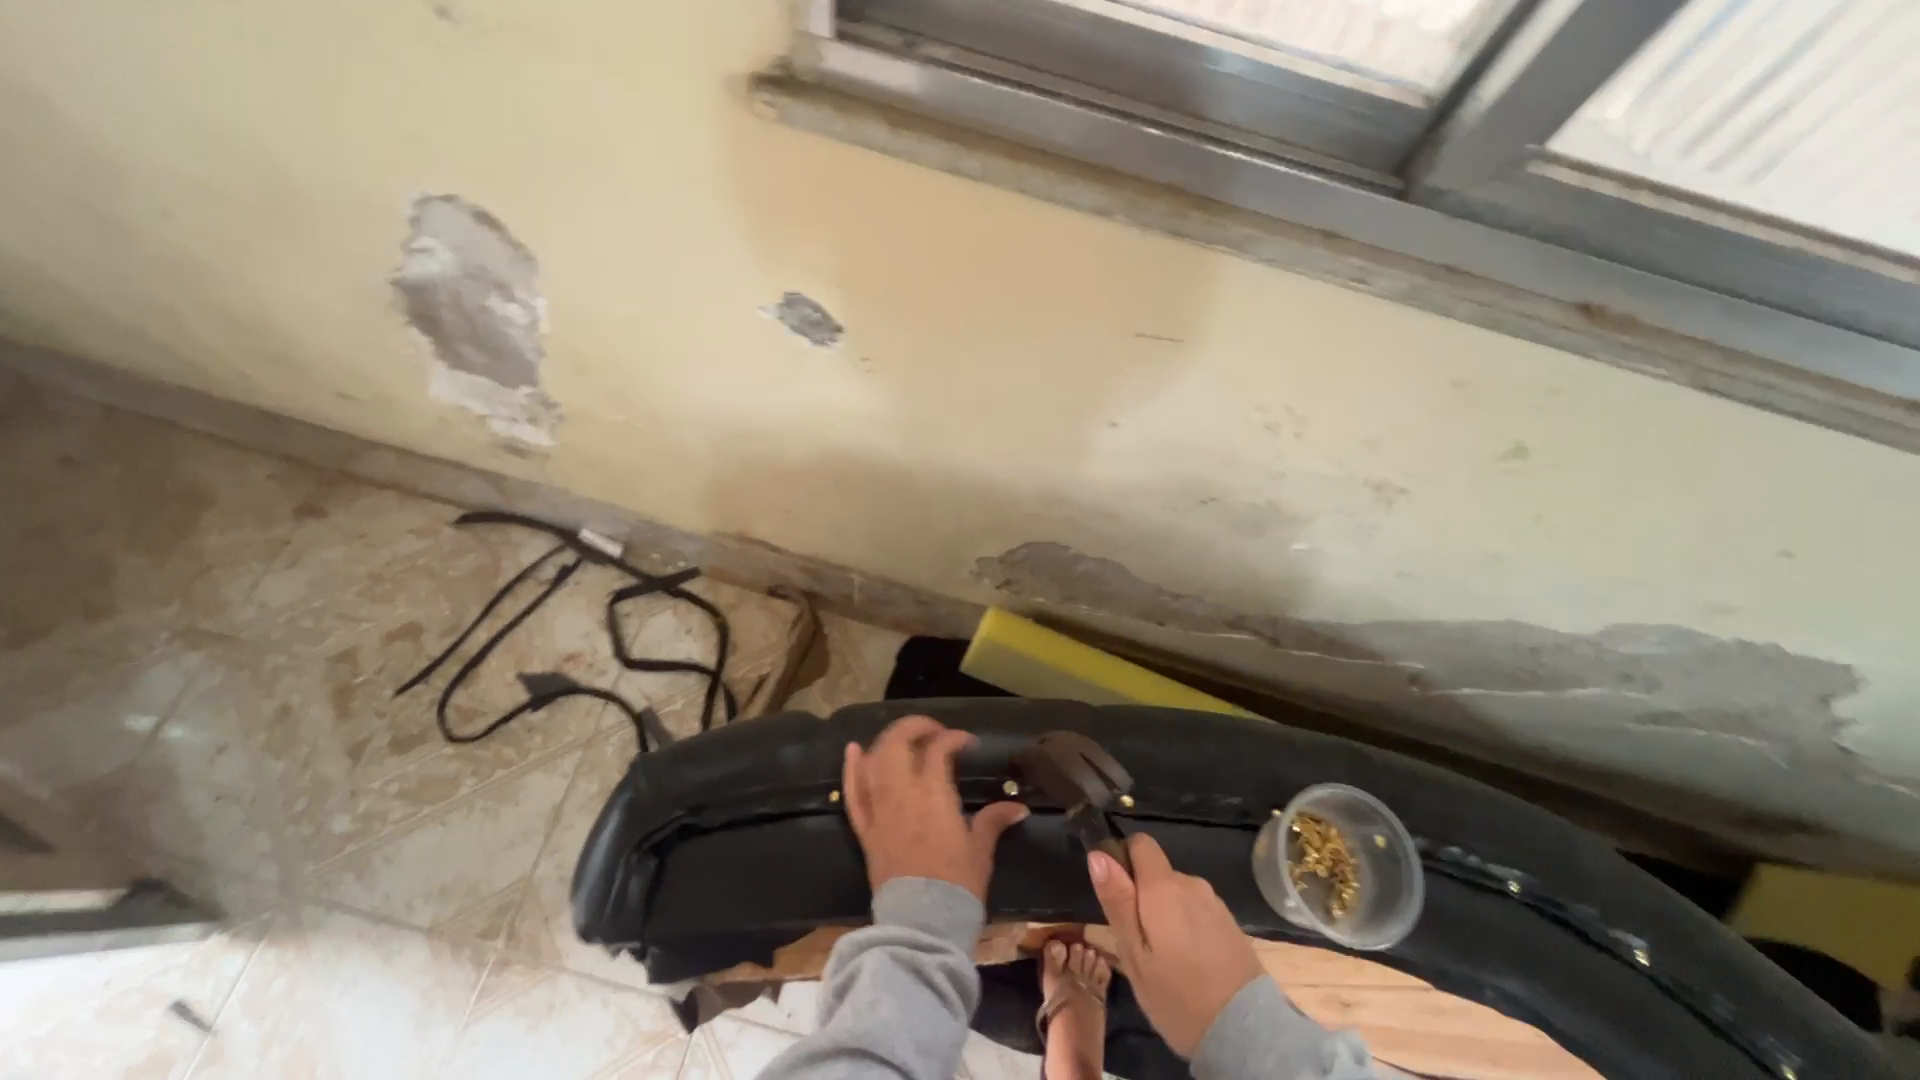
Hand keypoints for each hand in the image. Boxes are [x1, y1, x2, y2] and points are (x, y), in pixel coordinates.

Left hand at [842, 715, 1029, 901]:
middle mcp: (901, 794)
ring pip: (873, 760)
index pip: (939, 749)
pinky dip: (851, 769)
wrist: (922, 924)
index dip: (954, 739)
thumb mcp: (981, 850)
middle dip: (915, 728)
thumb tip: (1018, 807)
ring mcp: (878, 810)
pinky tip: (853, 750)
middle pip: (898, 743)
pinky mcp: (864, 830)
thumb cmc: (957, 885)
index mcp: (933, 794)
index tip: (968, 744)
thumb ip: (994, 820)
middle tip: (934, 732)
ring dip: (886, 742)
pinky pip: (852, 792)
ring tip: (903, 740)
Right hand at [1088, 833, 1264, 1057]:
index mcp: (1163, 887)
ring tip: (1166, 960)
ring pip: (1178, 894)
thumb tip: (1098, 854)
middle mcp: (1191, 884)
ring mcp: (1215, 904)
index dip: (1124, 860)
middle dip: (1144, 897)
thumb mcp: (1134, 955)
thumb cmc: (1177, 996)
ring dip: (1167, 914)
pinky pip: (1198, 911)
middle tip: (1139, 945)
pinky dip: (1188, 927)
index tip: (1117, 896)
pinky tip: (1191, 963)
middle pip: (1157, 873)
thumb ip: (1117, 901)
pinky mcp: (1231, 924)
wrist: (1245, 1032)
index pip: (1141, 843)